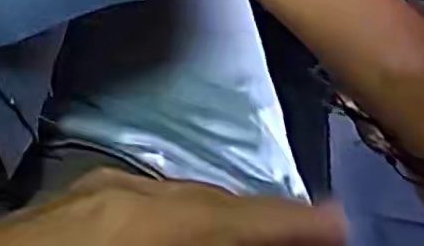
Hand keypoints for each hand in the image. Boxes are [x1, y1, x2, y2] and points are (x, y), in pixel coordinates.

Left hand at [0, 169, 344, 245]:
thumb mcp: (148, 245)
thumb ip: (198, 234)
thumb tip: (235, 235)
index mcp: (148, 217)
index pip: (232, 216)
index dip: (289, 220)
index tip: (341, 218)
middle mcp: (128, 187)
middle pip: (211, 201)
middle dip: (263, 217)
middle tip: (314, 229)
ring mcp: (100, 183)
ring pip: (180, 195)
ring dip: (224, 213)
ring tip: (264, 230)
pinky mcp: (82, 192)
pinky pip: (152, 197)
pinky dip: (186, 212)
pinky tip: (196, 227)